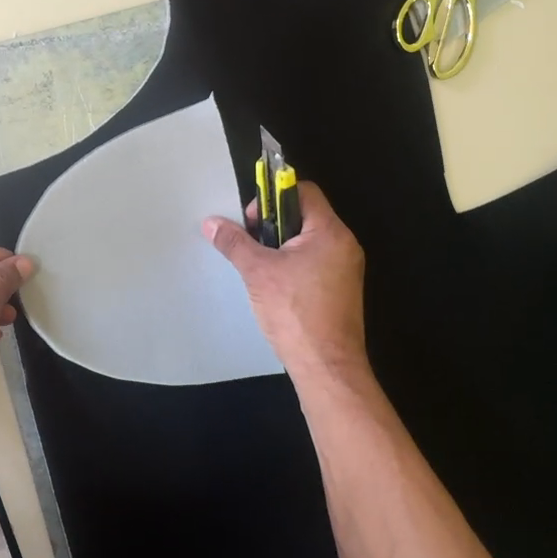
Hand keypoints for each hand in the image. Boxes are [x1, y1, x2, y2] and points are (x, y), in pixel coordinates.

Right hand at [203, 182, 367, 386]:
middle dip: (272, 223)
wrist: (326, 366)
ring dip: (280, 245)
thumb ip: (235, 242)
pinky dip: (291, 263)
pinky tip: (273, 284)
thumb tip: (211, 223)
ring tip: (258, 266)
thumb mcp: (257, 271)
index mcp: (330, 232)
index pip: (303, 191)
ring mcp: (345, 269)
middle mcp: (344, 245)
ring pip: (307, 240)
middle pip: (305, 215)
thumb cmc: (294, 311)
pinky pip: (314, 261)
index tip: (253, 219)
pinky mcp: (340, 290)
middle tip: (251, 243)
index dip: (273, 195)